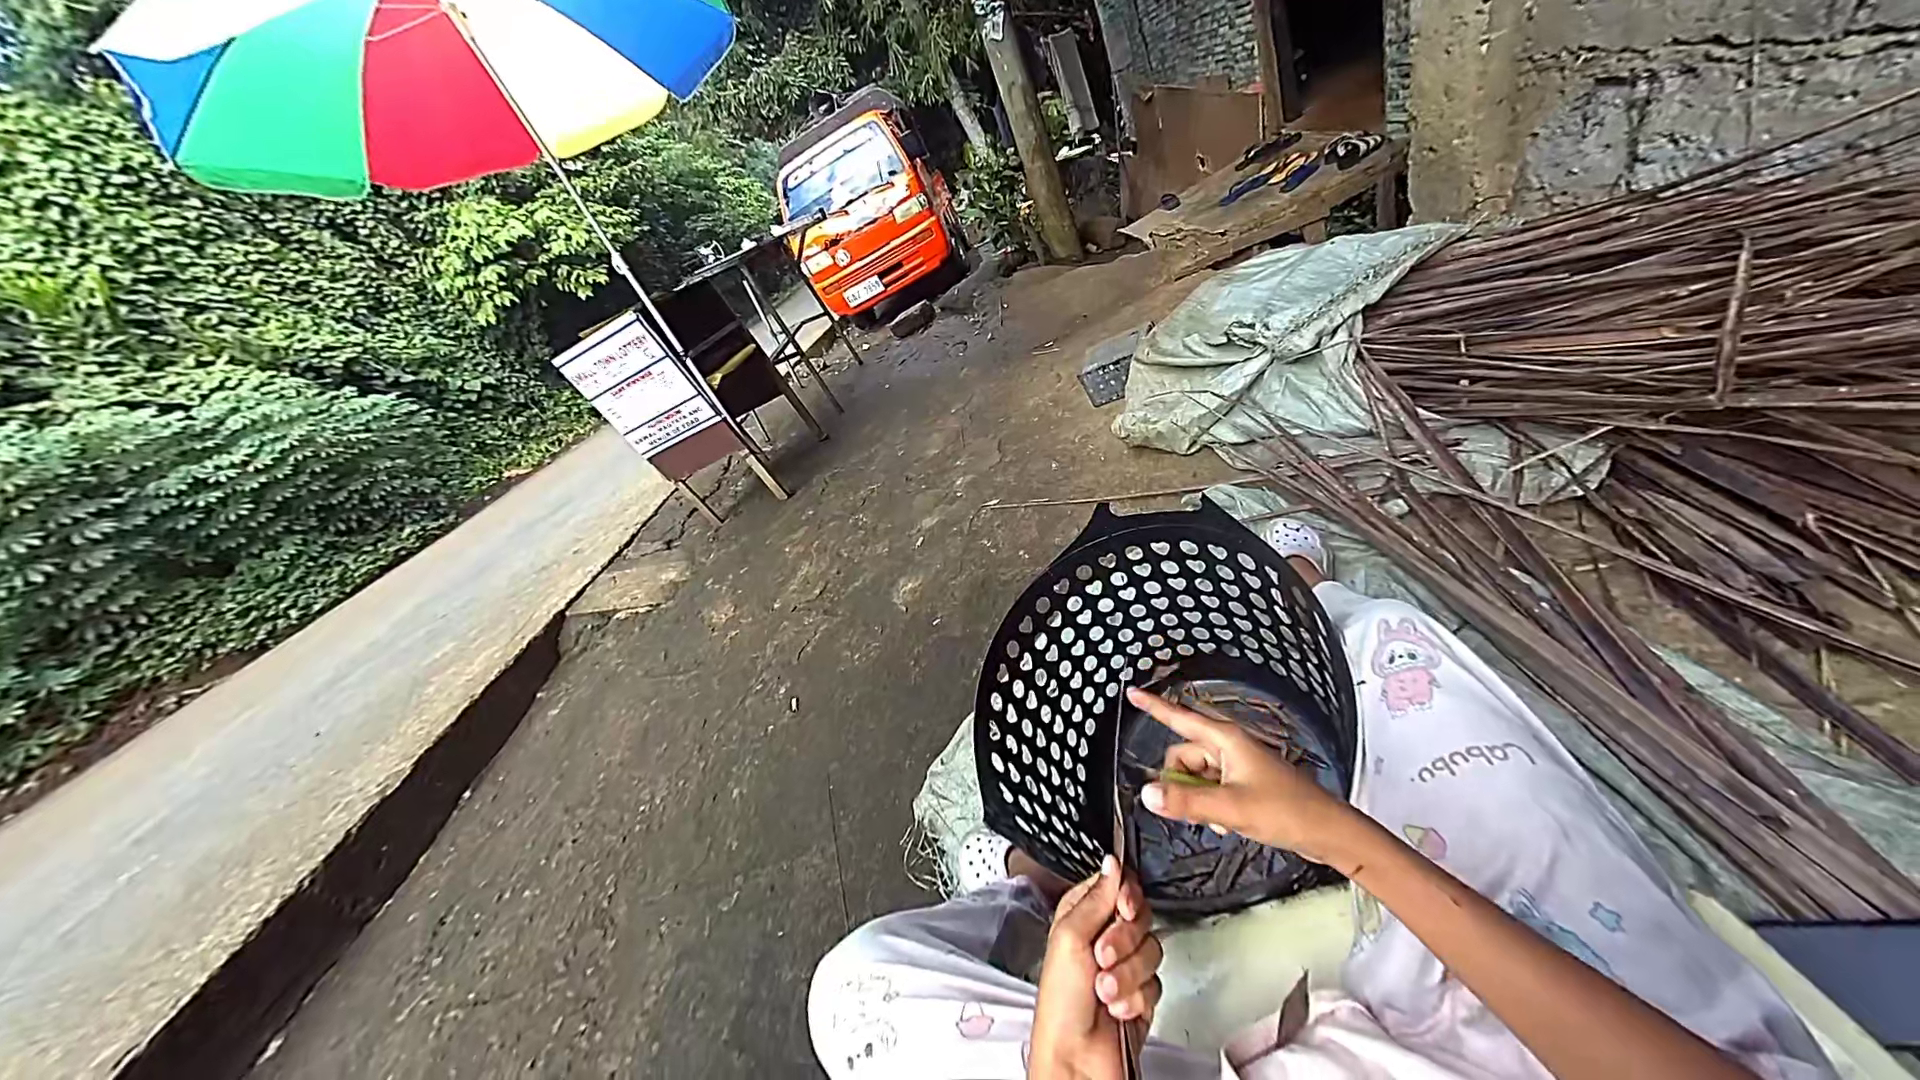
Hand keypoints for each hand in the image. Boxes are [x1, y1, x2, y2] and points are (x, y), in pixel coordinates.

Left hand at [1028, 856, 1161, 1079]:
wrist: (1076, 1059)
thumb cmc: (1061, 1001)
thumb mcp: (1071, 936)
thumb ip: (1097, 897)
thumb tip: (1112, 862)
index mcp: (1080, 912)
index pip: (1116, 884)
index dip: (1125, 895)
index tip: (1124, 910)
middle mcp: (1102, 934)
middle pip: (1137, 915)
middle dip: (1125, 940)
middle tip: (1104, 956)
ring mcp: (1122, 964)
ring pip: (1150, 948)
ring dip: (1128, 974)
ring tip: (1105, 990)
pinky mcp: (1139, 992)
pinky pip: (1156, 981)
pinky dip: (1137, 996)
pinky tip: (1118, 1007)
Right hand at [1128, 688, 1374, 872]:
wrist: (1328, 833)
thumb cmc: (1286, 811)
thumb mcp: (1232, 808)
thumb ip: (1187, 801)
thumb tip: (1147, 793)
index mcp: (1225, 739)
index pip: (1179, 717)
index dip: (1153, 706)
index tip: (1131, 692)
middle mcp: (1227, 746)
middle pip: (1182, 755)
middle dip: (1181, 782)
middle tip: (1195, 808)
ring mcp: (1235, 764)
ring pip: (1195, 775)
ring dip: (1197, 798)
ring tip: (1219, 819)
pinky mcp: (1242, 782)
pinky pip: (1210, 787)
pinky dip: (1210, 804)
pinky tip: (1226, 822)